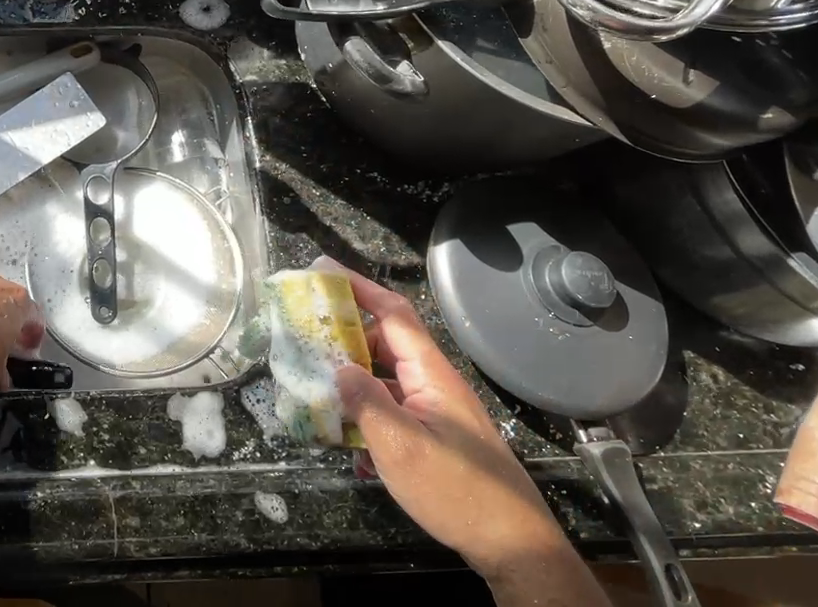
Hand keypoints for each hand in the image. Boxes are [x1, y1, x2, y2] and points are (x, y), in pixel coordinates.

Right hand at [318, 259, 573, 577]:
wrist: (514, 547)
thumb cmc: (458, 492)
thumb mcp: (401, 448)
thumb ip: (365, 402)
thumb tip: (337, 368)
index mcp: (430, 374)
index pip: (392, 313)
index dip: (358, 286)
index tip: (321, 270)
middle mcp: (432, 383)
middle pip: (382, 342)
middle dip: (342, 336)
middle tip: (303, 338)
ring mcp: (433, 409)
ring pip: (382, 377)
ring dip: (350, 381)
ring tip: (315, 391)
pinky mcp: (433, 434)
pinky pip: (390, 408)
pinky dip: (364, 414)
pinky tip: (347, 444)